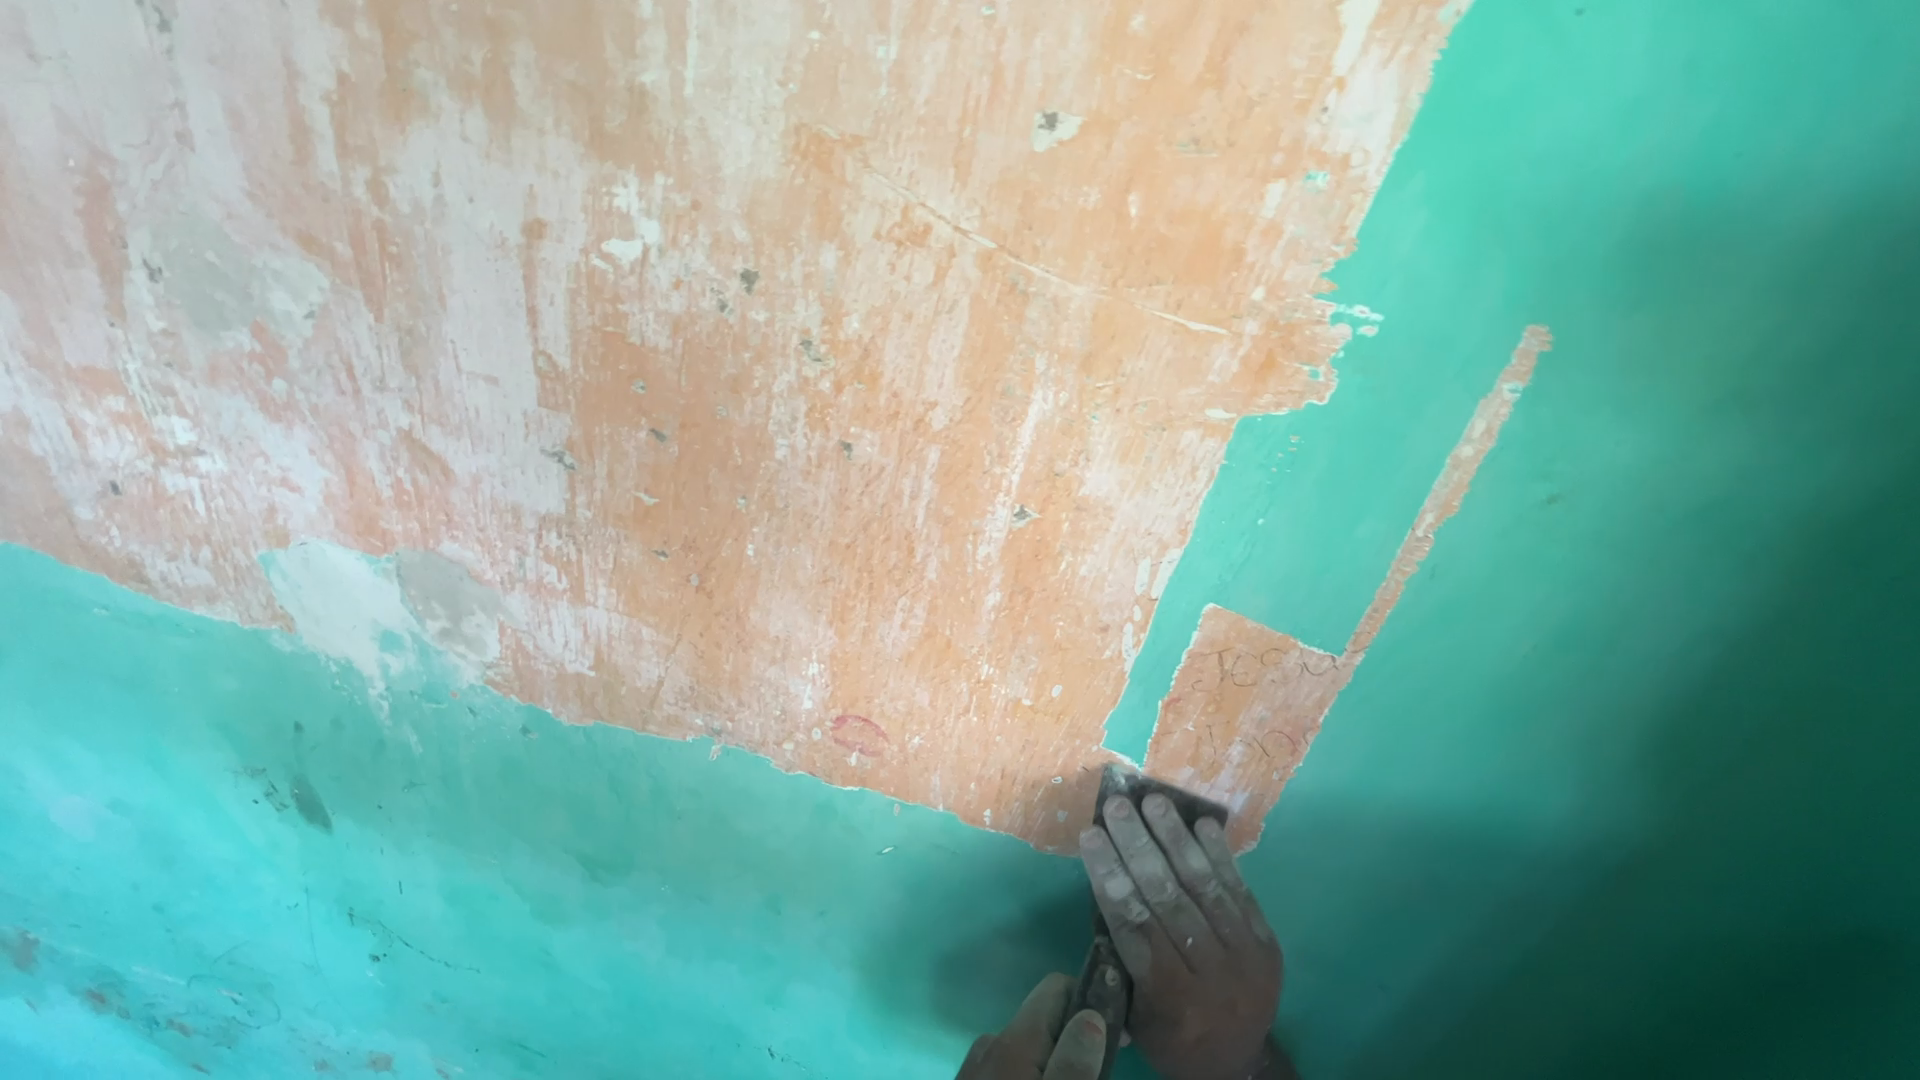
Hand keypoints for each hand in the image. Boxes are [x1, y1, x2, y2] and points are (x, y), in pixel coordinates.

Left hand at [956, 972, 1108, 1079]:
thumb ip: (1073, 1063)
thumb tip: (1092, 1014)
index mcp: (1013, 1037)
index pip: (1056, 986)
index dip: (1092, 1004)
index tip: (1119, 1037)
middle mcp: (991, 1040)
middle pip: (1045, 1019)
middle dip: (1076, 1037)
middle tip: (1099, 1071)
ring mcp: (975, 1063)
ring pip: (1028, 1047)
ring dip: (1054, 1058)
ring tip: (1073, 1077)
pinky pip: (1009, 1066)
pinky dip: (1031, 1071)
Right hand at [1079, 794, 1286, 1079]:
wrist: (1237, 1064)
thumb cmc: (1170, 1036)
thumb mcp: (1135, 1013)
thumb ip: (1119, 958)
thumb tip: (1102, 889)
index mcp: (1170, 997)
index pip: (1133, 925)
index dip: (1110, 876)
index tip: (1090, 835)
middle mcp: (1210, 975)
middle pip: (1167, 899)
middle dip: (1139, 846)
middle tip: (1118, 806)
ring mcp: (1244, 957)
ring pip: (1204, 888)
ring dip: (1176, 838)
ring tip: (1154, 800)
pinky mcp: (1267, 944)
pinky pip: (1240, 891)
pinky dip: (1220, 856)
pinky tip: (1202, 823)